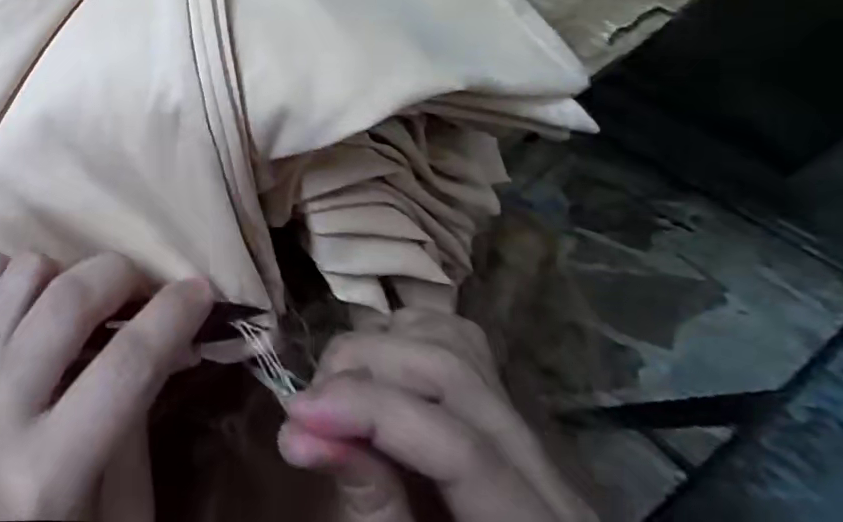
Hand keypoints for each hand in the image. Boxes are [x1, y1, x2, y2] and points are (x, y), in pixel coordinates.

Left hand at [0, 252, 213, 521]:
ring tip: (88, 304)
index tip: (200, 288)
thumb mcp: (115, 512)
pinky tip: (39, 304)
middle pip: (67, 301)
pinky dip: (18, 273)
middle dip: (120, 276)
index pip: (123, 368)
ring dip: (67, 272)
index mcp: (45, 471)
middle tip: (146, 288)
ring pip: (22, 273)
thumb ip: (136, 420)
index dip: (170, 318)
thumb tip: (170, 337)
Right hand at [278, 309, 594, 521]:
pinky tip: (367, 373)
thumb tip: (300, 430)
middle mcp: (548, 467)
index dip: (367, 413)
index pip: (457, 444)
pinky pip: (450, 339)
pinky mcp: (496, 406)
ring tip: (336, 392)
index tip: (294, 413)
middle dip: (360, 372)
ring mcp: (525, 426)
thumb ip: (369, 504)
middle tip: (308, 409)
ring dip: (374, 349)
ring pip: (449, 338)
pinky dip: (395, 338)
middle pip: (449, 370)